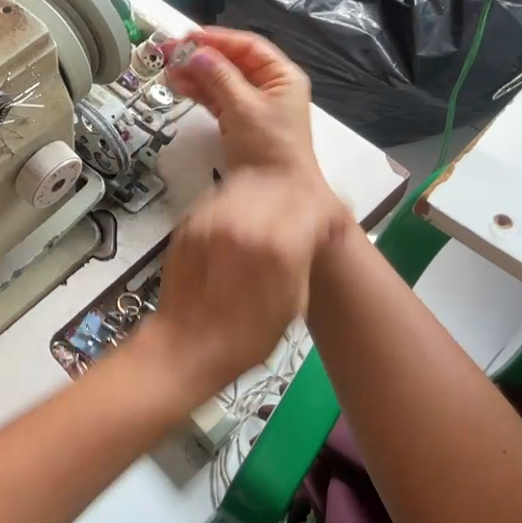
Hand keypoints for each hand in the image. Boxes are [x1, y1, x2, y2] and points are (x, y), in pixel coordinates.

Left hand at [134, 169, 350, 404]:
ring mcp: (212, 217)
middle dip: (301, 197)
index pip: (315, 204)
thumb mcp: (294, 301)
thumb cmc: (248, 335)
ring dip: (270, 191)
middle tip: (308, 215)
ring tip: (278, 212)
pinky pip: (221, 193)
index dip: (330, 214)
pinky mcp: (190, 219)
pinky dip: (240, 197)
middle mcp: (244, 221)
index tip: (333, 227)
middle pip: (283, 185)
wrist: (187, 342)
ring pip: (250, 181)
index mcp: (278, 245)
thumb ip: (306, 255)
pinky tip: (247, 215)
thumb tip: (320, 228)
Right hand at [165, 27, 320, 181]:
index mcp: (281, 75)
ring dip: (194, 73)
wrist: (277, 188)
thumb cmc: (270, 146)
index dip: (217, 39)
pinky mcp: (237, 118)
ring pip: (219, 78)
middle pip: (230, 61)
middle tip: (171, 52)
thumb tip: (195, 54)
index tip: (188, 38)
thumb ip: (218, 77)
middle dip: (200, 56)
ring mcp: (251, 102)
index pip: (246, 46)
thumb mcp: (244, 106)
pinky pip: (215, 96)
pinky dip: (197, 90)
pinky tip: (179, 85)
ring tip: (169, 69)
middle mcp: (268, 85)